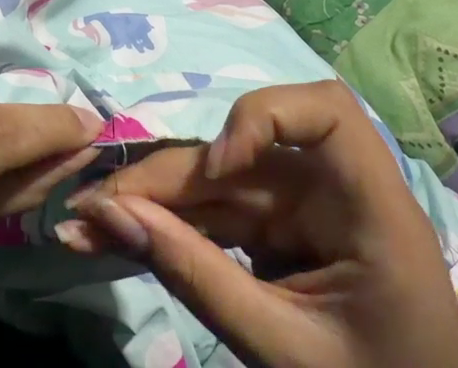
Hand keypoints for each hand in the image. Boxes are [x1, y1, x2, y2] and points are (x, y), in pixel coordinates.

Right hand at [59, 81, 457, 367]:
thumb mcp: (282, 347)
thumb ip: (196, 277)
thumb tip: (108, 214)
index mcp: (371, 212)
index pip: (326, 113)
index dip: (262, 117)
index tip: (217, 169)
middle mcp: (333, 195)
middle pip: (238, 155)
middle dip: (161, 178)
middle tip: (89, 209)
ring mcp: (302, 214)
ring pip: (213, 184)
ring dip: (150, 202)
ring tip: (86, 226)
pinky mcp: (277, 235)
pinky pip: (213, 216)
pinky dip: (167, 225)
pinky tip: (119, 233)